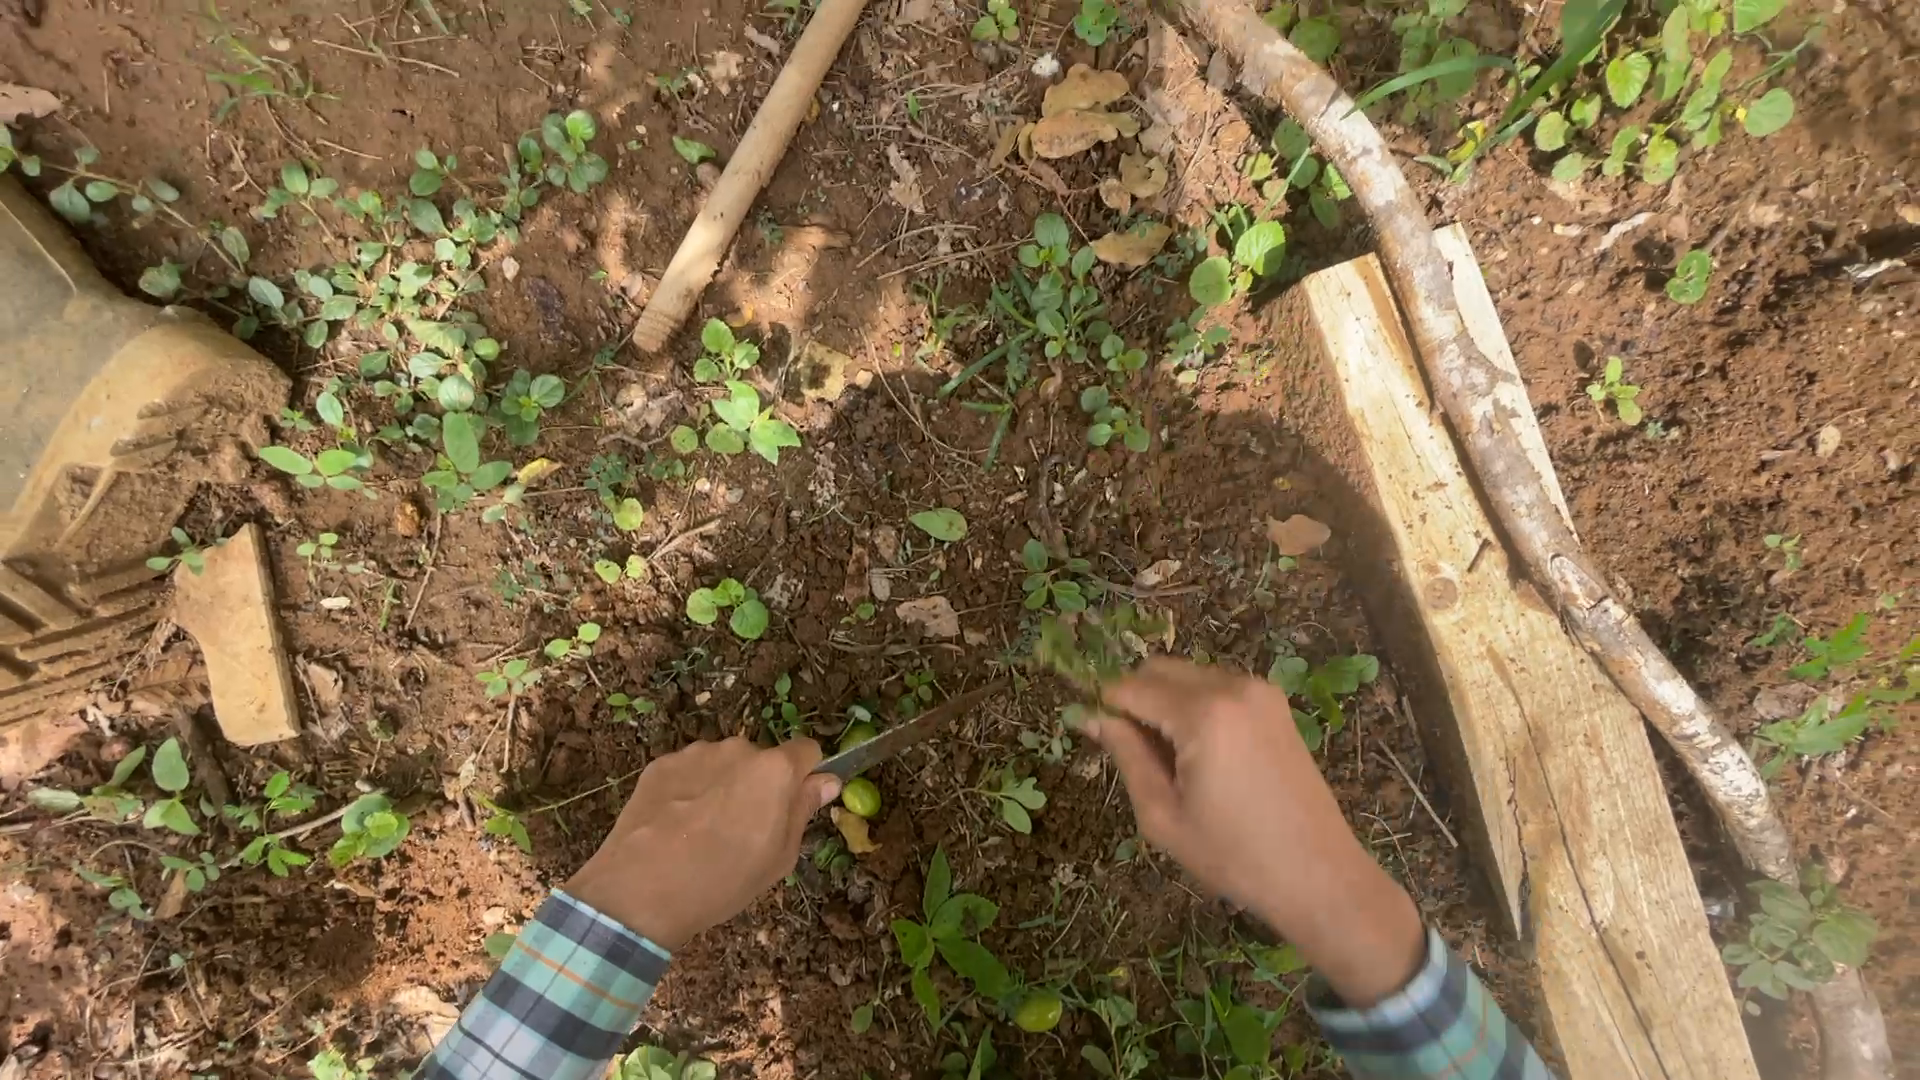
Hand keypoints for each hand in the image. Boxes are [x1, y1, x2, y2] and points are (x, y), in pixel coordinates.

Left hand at [563, 736, 840, 949]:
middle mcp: (739, 748)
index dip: (804, 776)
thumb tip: (827, 781)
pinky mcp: (660, 764)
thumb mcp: (778, 858)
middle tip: (742, 828)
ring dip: (722, 785)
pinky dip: (688, 790)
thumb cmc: (721, 882)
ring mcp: (696, 753)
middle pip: (762, 759)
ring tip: (701, 830)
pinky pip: (689, 771)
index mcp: (775, 770)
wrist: (637, 894)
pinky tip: (673, 825)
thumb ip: (804, 811)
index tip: (792, 804)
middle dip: (759, 784)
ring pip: (723, 764)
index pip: (807, 751)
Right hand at [1085, 658, 1423, 1005]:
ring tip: (1171, 758)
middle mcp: (1231, 686)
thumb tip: (1091, 716)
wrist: (1322, 878)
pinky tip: (1202, 752)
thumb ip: (1125, 754)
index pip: (1130, 688)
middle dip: (1134, 699)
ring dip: (1164, 701)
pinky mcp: (1274, 702)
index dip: (1104, 707)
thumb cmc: (1234, 856)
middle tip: (1133, 752)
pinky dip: (1194, 704)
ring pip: (1185, 674)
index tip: (1092, 735)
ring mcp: (1258, 690)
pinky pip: (1214, 685)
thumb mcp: (1162, 814)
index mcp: (1202, 714)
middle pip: (1157, 669)